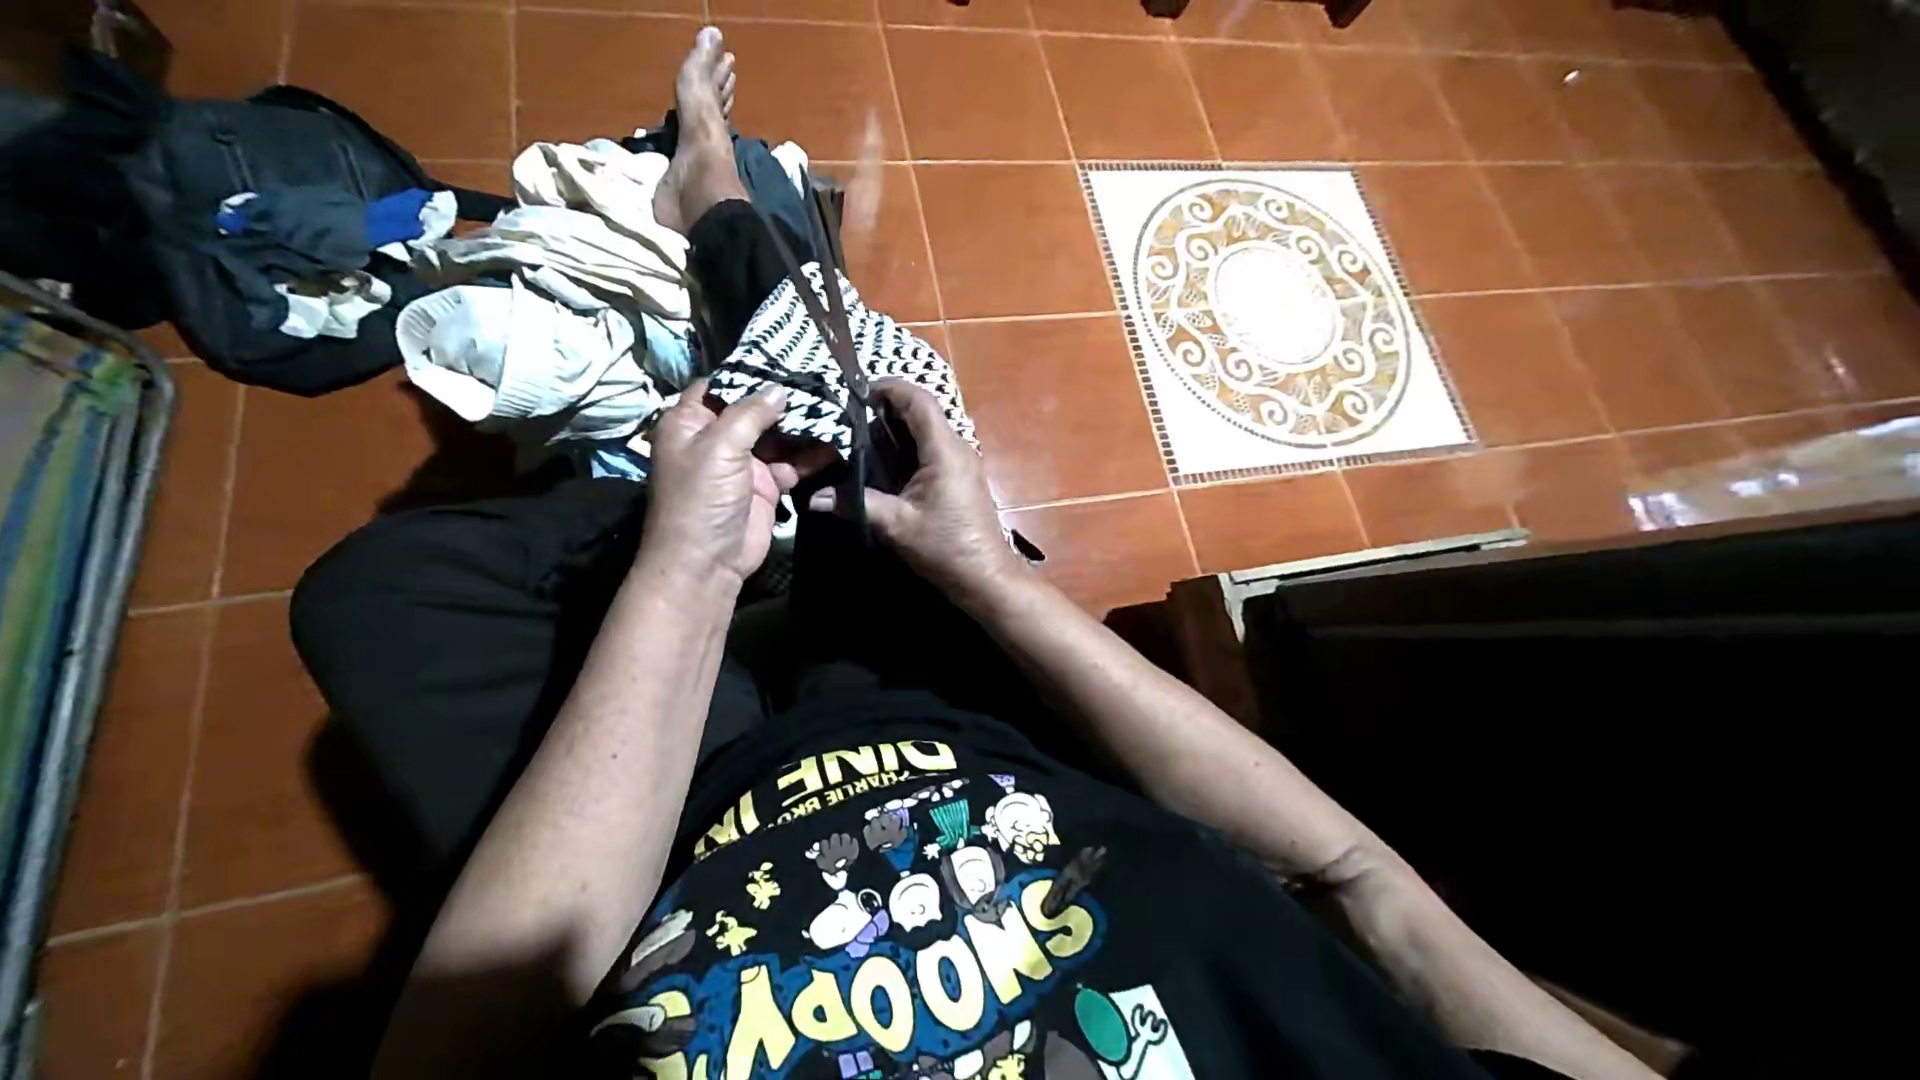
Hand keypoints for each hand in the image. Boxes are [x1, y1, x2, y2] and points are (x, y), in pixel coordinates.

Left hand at [642, 379, 823, 587]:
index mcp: (691, 423)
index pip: (720, 385)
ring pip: (778, 436)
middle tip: (822, 382)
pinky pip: (792, 463)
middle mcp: (716, 439)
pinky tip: (835, 443)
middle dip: (786, 400)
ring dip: (803, 427)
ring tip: (835, 408)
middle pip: (755, 410)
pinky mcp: (767, 486)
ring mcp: (743, 463)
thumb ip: (751, 413)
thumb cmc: (700, 499)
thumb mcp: (719, 448)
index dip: (749, 373)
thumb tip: (780, 388)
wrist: (707, 563)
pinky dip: (811, 456)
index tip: (786, 360)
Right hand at [809, 380, 1025, 610]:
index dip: (890, 388)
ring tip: (862, 436)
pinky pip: (933, 448)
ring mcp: (962, 462)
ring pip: (928, 429)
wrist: (984, 577)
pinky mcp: (961, 477)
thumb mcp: (896, 524)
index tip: (859, 391)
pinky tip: (884, 463)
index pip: (920, 401)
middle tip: (852, 416)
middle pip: (924, 411)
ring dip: (898, 428)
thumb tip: (815, 497)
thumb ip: (856, 504)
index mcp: (945, 451)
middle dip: (888, 407)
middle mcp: (958, 448)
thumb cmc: (945, 547)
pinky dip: (908, 446)